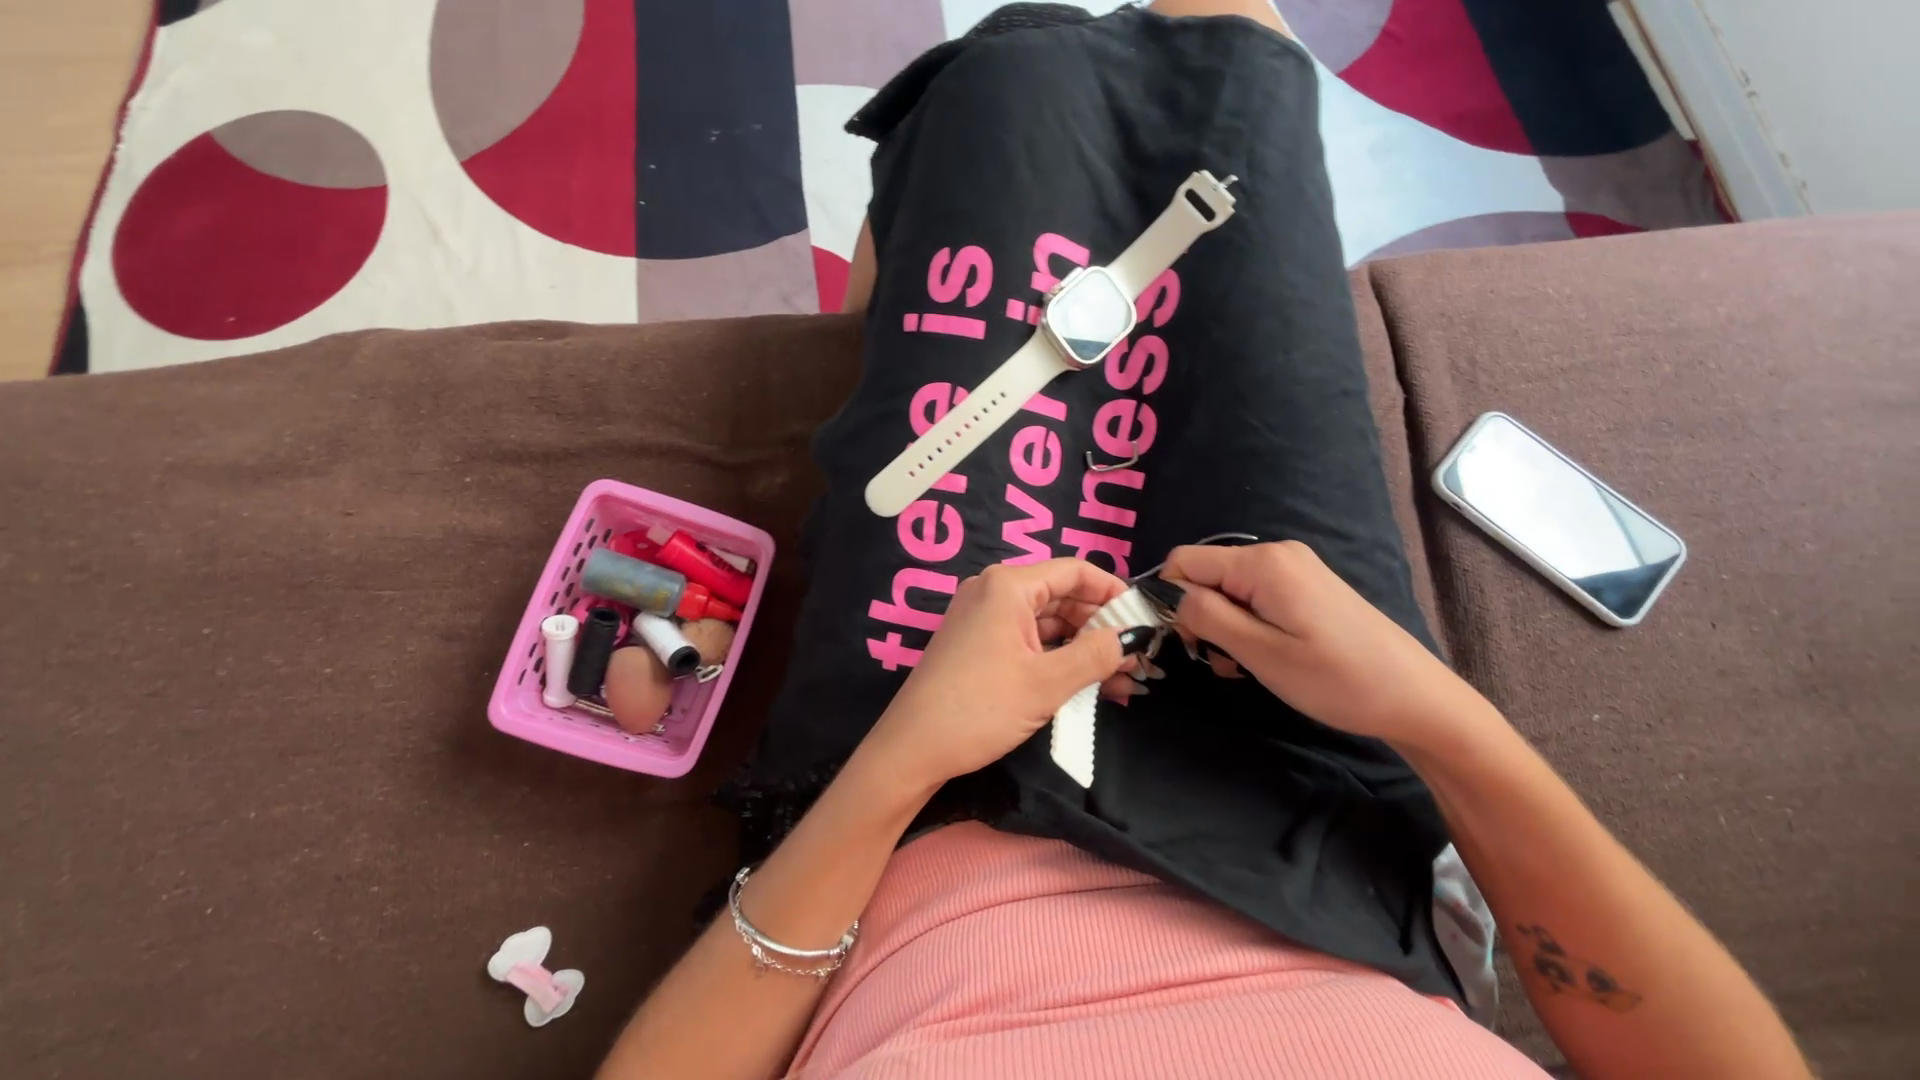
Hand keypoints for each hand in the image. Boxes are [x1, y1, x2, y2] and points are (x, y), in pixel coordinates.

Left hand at [859, 559, 1133, 792]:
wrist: (911, 750)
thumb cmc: (980, 708)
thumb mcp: (1047, 683)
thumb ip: (1096, 655)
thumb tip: (1134, 635)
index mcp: (1008, 586)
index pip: (1075, 571)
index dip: (1114, 591)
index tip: (1145, 618)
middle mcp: (993, 592)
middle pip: (1063, 597)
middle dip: (1103, 627)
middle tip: (1141, 657)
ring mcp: (983, 620)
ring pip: (1048, 624)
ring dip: (1085, 650)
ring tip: (1126, 680)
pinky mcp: (978, 647)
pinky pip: (1029, 643)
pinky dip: (1059, 661)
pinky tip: (1092, 688)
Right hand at [1161, 541, 1496, 747]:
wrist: (1415, 698)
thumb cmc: (1335, 678)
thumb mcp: (1260, 652)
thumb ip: (1206, 615)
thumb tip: (1167, 593)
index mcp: (1262, 563)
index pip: (1183, 561)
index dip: (1170, 599)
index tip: (1188, 641)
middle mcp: (1277, 554)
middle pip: (1206, 575)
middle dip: (1199, 616)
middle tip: (1221, 662)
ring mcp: (1295, 570)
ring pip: (1227, 590)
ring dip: (1223, 627)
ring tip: (1246, 665)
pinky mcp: (1307, 588)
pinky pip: (1254, 598)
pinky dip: (1247, 626)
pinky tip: (1265, 656)